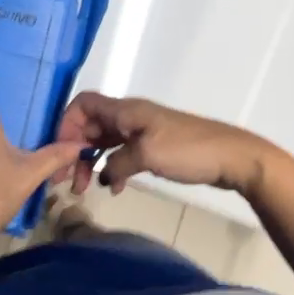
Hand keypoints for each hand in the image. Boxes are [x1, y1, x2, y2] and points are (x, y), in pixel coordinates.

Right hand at [55, 92, 279, 196]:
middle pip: (90, 126)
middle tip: (69, 181)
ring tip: (86, 189)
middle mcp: (130, 116)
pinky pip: (122, 154)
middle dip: (76, 151)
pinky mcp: (154, 146)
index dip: (66, 125)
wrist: (232, 157)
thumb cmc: (188, 151)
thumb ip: (116, 163)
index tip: (61, 153)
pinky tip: (116, 188)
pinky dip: (113, 168)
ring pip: (105, 142)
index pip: (83, 105)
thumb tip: (103, 176)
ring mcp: (142, 131)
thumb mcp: (146, 155)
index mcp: (126, 110)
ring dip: (92, 163)